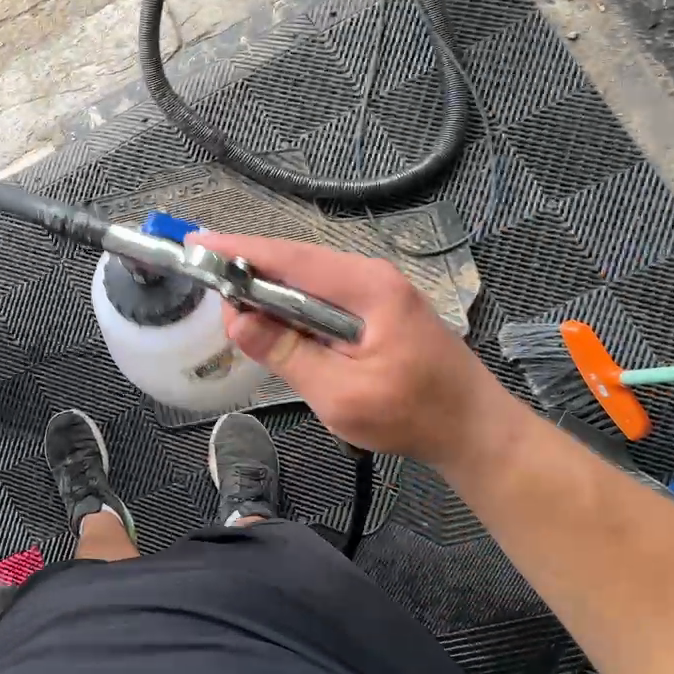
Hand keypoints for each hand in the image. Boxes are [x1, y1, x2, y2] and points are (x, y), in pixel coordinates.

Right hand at [186, 231, 523, 468]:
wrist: (476, 432)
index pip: (289, 257)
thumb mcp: (340, 393)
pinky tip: (268, 318)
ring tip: (226, 298)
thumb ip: (286, 354)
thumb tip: (236, 320)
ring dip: (265, 288)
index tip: (197, 241)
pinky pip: (319, 295)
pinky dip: (286, 303)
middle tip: (202, 276)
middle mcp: (371, 278)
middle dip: (246, 266)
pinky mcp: (375, 309)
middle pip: (294, 261)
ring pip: (305, 278)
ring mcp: (376, 291)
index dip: (239, 249)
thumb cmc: (414, 416)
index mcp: (367, 289)